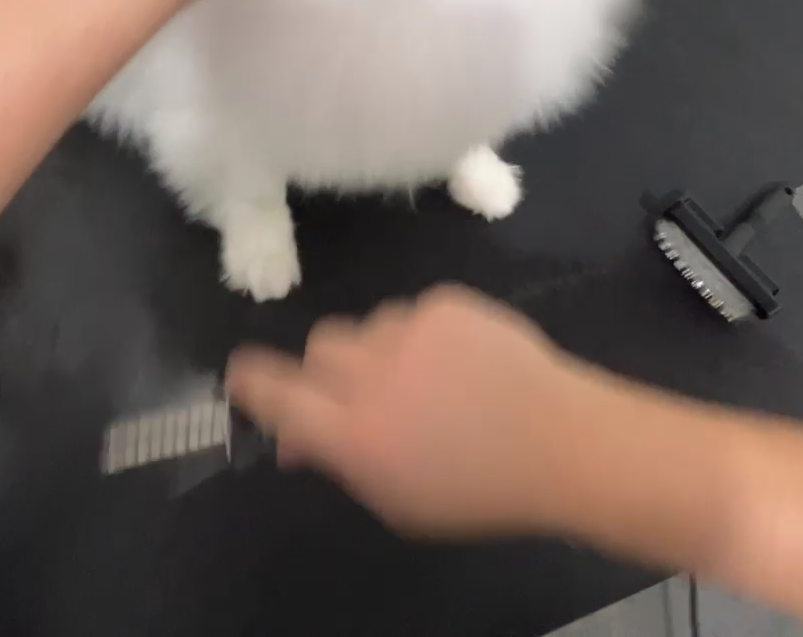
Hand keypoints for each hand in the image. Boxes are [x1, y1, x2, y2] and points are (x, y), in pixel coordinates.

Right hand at [226, 285, 594, 536]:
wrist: (562, 439)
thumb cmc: (478, 488)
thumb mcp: (398, 501)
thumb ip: (339, 461)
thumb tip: (294, 435)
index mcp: (356, 434)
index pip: (279, 396)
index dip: (252, 381)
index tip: (239, 372)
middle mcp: (373, 374)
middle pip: (319, 347)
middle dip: (327, 368)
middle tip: (360, 389)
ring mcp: (410, 329)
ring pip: (367, 326)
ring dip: (379, 350)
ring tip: (429, 378)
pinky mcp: (444, 301)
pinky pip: (411, 312)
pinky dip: (422, 335)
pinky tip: (461, 360)